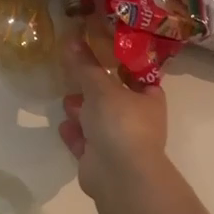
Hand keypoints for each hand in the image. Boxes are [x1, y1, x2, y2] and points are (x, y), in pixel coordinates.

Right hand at [57, 34, 167, 200]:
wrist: (119, 176)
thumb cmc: (120, 122)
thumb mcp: (100, 87)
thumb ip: (85, 64)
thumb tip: (71, 38)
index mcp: (149, 101)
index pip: (139, 78)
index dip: (122, 65)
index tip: (100, 52)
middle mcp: (138, 122)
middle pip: (113, 99)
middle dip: (93, 91)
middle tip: (76, 78)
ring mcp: (120, 144)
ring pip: (98, 122)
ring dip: (82, 112)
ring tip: (67, 103)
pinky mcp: (101, 161)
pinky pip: (85, 143)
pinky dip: (75, 135)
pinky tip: (64, 127)